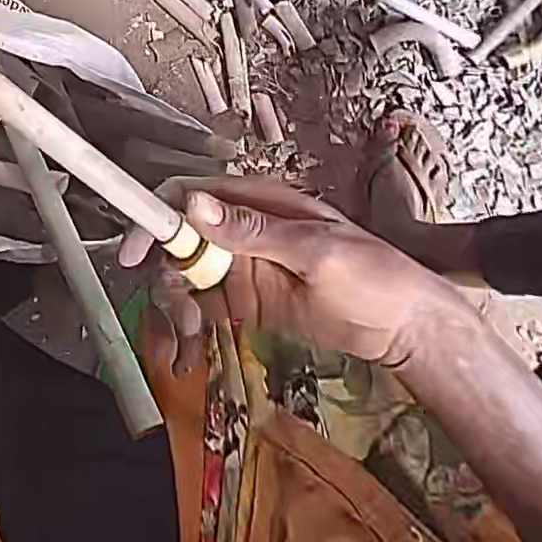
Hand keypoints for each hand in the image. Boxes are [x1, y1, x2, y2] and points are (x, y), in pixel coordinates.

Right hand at [120, 177, 476, 371]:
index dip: (157, 214)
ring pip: (184, 272)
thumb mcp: (314, 249)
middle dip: (163, 268)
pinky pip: (201, 304)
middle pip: (178, 236)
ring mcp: (240, 266)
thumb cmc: (373, 275)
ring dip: (173, 301)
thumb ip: (253, 230)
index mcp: (257, 202)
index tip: (134, 249)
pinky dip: (187, 322)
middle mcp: (240, 230)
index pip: (191, 195)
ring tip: (187, 334)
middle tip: (170, 306)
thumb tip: (194, 204)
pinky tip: (189, 346)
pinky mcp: (242, 300)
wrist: (407, 330)